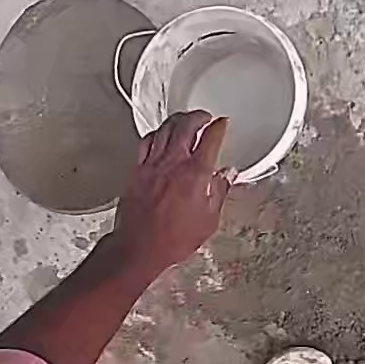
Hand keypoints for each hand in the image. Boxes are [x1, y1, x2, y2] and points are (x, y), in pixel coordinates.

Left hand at [110, 110, 233, 276]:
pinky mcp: (137, 171)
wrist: (140, 247)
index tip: (222, 124)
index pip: (210, 139)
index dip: (219, 127)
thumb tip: (227, 177)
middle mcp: (173, 164)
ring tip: (185, 119)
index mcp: (195, 174)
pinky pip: (147, 142)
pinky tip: (160, 135)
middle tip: (205, 117)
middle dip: (198, 116)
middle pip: (186, 126)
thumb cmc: (171, 238)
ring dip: (177, 120)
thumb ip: (220, 192)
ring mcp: (153, 165)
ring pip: (165, 130)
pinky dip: (156, 134)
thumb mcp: (209, 219)